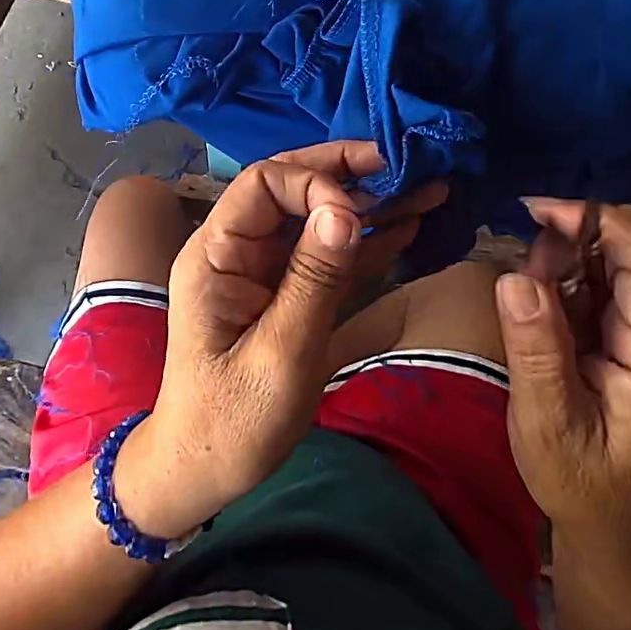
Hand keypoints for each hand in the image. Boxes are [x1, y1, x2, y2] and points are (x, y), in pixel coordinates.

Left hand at [116, 141, 446, 536]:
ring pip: (316, 218)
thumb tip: (346, 209)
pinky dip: (366, 240)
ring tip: (424, 185)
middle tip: (404, 161)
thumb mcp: (279, 353)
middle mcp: (238, 249)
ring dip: (367, 202)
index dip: (313, 183)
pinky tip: (407, 224)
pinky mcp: (286, 292)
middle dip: (346, 171)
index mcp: (217, 253)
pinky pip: (327, 254)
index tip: (356, 212)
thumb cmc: (233, 421)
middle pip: (291, 188)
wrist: (205, 469)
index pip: (263, 184)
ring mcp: (262, 269)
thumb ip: (313, 280)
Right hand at [495, 199, 630, 531]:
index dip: (605, 223)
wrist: (604, 507)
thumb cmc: (577, 475)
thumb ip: (535, 352)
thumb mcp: (545, 420)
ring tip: (532, 291)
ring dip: (569, 254)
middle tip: (526, 264)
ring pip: (623, 255)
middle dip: (580, 236)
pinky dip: (568, 271)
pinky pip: (608, 275)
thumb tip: (516, 280)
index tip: (539, 213)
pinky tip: (543, 299)